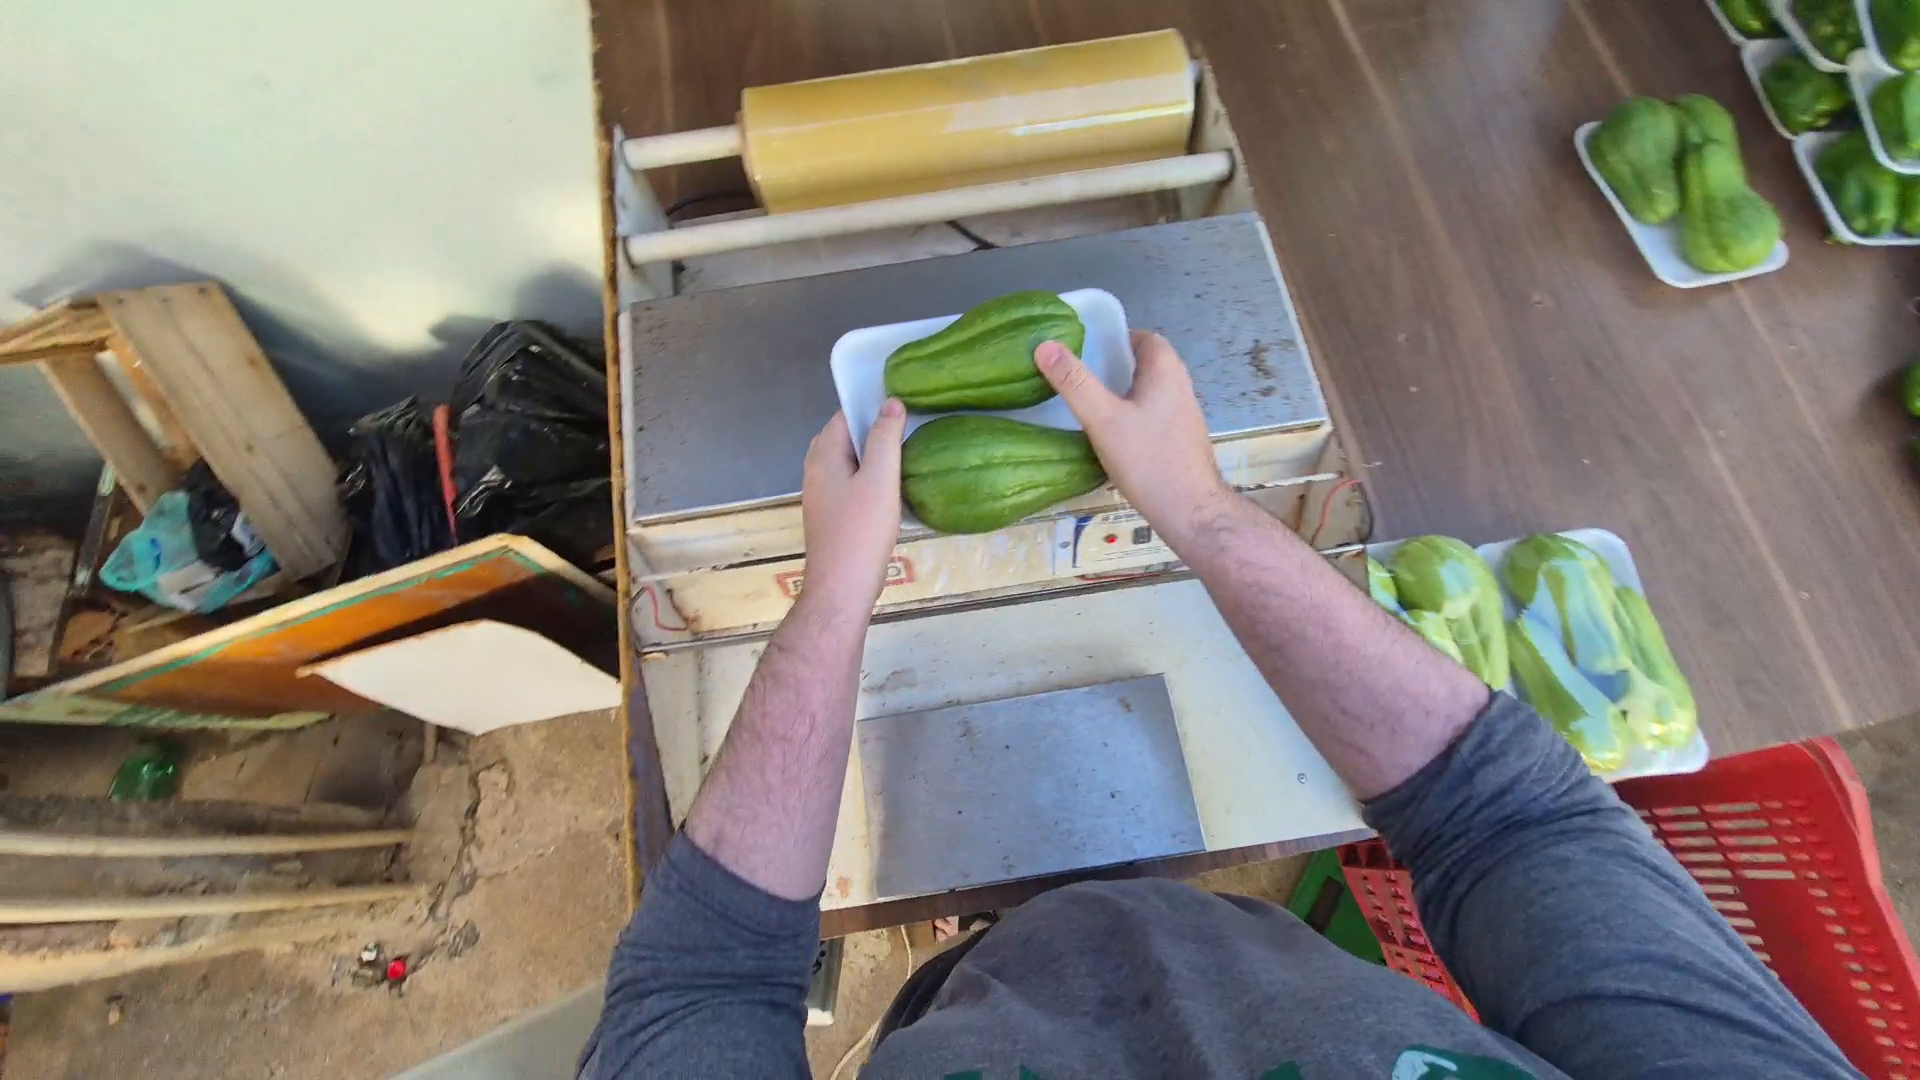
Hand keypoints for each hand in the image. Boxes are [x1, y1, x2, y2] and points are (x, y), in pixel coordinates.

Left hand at [799, 401, 905, 613]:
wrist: (842, 586)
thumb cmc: (861, 530)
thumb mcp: (880, 479)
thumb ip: (885, 438)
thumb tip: (891, 402)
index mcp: (823, 456)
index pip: (843, 416)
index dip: (870, 407)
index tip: (900, 407)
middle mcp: (815, 472)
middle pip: (843, 439)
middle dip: (871, 432)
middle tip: (905, 432)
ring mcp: (820, 496)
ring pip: (847, 464)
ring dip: (871, 458)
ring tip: (903, 458)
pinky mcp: (830, 517)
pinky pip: (849, 486)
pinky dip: (867, 480)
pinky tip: (889, 491)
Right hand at [1035, 331, 1233, 546]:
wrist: (1189, 509)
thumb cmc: (1146, 459)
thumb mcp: (1102, 418)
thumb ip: (1074, 382)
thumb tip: (1044, 346)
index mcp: (1165, 369)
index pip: (1141, 336)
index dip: (1113, 340)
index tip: (1084, 353)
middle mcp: (1180, 384)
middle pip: (1143, 363)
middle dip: (1112, 367)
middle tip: (1079, 380)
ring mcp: (1183, 413)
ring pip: (1147, 391)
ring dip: (1122, 393)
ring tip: (1090, 407)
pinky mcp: (1180, 438)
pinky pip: (1152, 414)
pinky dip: (1132, 416)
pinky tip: (1112, 437)